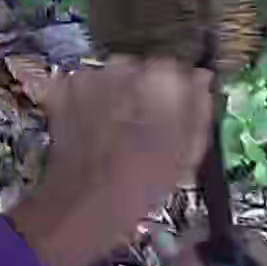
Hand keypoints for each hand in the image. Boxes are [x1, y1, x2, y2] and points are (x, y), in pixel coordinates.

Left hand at [7, 57, 211, 265]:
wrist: (87, 198)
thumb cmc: (144, 180)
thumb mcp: (189, 150)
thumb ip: (198, 107)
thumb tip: (201, 78)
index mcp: (163, 79)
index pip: (173, 68)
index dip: (172, 89)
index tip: (169, 108)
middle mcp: (126, 67)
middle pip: (138, 68)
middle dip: (139, 89)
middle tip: (139, 123)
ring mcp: (91, 75)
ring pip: (109, 75)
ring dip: (112, 93)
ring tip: (113, 128)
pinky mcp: (65, 87)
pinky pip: (83, 85)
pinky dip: (87, 99)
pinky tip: (91, 125)